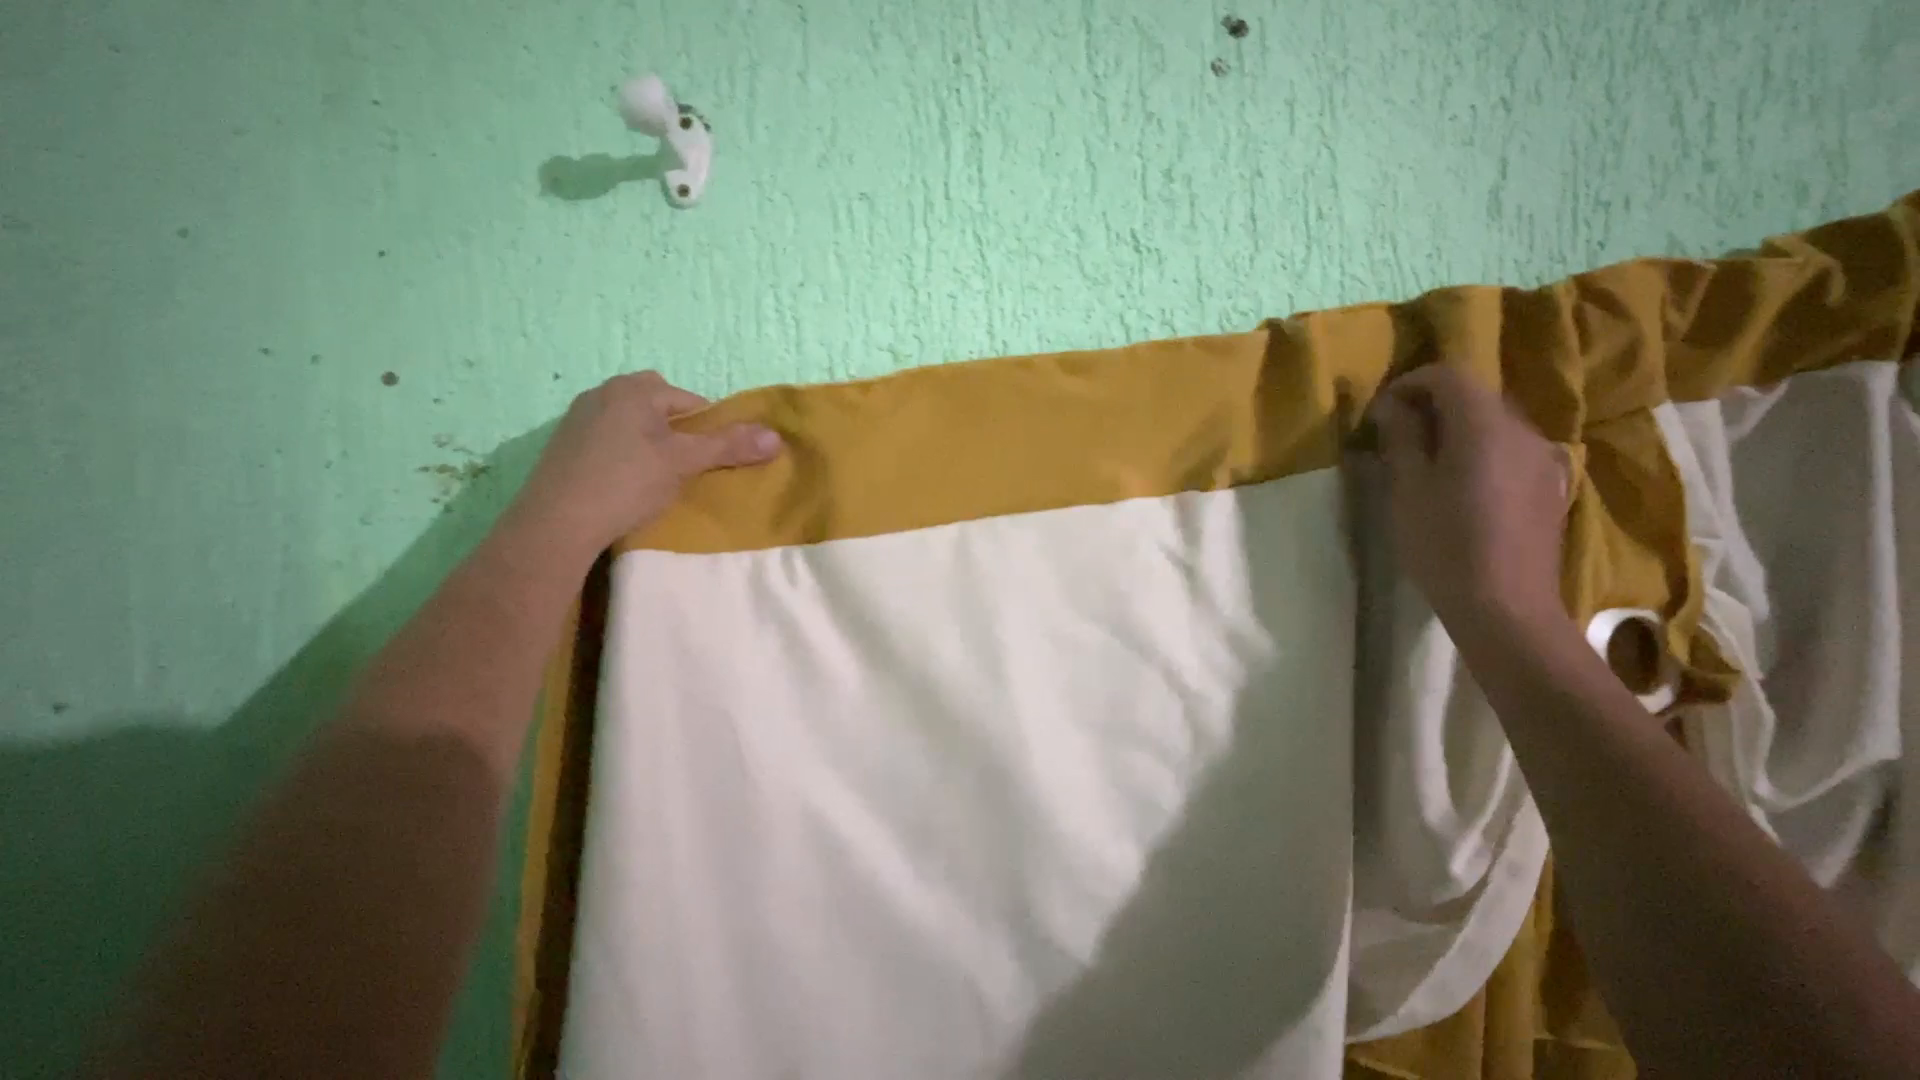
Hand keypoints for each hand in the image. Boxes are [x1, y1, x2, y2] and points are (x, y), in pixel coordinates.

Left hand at [510, 371, 782, 555]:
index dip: (708, 429)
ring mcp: (577, 418)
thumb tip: (776, 436)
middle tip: (684, 467)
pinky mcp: (562, 446)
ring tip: (655, 479)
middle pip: (656, 406)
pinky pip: (607, 440)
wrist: (556, 522)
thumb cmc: (627, 482)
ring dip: (648, 444)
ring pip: (630, 424)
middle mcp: (603, 392)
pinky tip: (624, 486)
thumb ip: (729, 447)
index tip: (710, 461)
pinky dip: (622, 456)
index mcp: (635, 388)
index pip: (689, 401)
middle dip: (675, 431)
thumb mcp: (684, 464)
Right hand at [1368, 364, 1569, 633]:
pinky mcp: (1551, 486)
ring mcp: (1544, 458)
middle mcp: (1523, 430)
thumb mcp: (1408, 490)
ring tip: (1427, 462)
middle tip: (1396, 436)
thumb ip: (1401, 439)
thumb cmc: (1445, 546)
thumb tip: (1392, 406)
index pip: (1448, 376)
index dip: (1409, 384)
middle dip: (1434, 405)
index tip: (1379, 412)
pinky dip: (1484, 453)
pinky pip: (1512, 452)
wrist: (1507, 608)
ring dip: (1459, 430)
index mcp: (1484, 425)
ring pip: (1496, 424)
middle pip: (1475, 396)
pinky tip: (1464, 486)